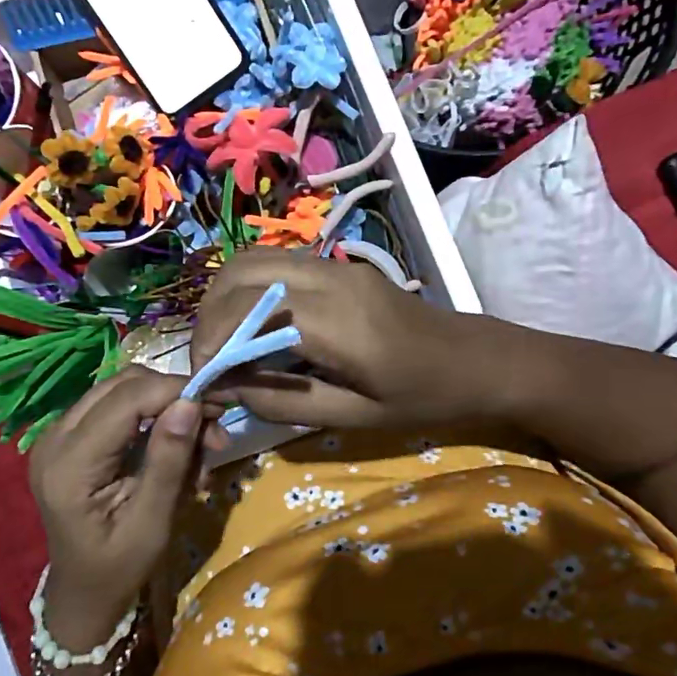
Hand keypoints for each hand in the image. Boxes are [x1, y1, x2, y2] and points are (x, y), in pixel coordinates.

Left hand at [29, 368, 229, 645]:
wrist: (82, 593)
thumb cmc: (119, 568)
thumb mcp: (152, 523)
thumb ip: (168, 460)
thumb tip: (190, 402)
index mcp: (70, 465)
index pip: (127, 399)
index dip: (176, 391)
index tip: (219, 405)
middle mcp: (54, 438)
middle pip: (123, 384)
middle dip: (174, 396)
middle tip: (214, 427)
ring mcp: (56, 434)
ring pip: (121, 387)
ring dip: (165, 403)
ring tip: (199, 441)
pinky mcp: (68, 435)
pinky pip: (115, 404)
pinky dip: (151, 414)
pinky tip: (173, 442)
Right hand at [191, 249, 507, 428]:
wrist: (474, 359)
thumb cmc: (422, 397)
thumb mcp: (354, 416)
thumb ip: (283, 402)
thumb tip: (226, 388)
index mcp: (337, 321)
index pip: (247, 312)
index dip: (212, 342)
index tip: (202, 380)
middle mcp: (329, 278)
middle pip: (240, 273)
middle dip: (210, 316)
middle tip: (209, 361)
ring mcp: (335, 265)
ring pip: (254, 259)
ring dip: (225, 297)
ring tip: (225, 343)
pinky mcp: (339, 266)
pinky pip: (276, 263)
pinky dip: (249, 288)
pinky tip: (254, 326)